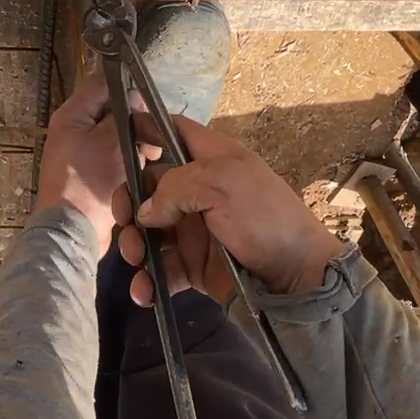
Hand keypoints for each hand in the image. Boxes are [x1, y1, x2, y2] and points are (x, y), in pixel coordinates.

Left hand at [34, 71, 157, 250]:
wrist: (74, 230)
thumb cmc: (90, 181)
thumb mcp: (111, 142)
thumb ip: (124, 116)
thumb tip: (134, 99)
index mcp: (72, 115)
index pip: (99, 84)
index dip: (125, 86)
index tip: (148, 98)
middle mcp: (74, 129)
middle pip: (111, 110)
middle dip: (135, 121)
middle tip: (154, 135)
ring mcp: (82, 151)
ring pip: (116, 134)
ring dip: (136, 142)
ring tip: (152, 155)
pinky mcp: (92, 171)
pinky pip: (115, 155)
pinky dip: (129, 159)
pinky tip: (144, 168)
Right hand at [116, 116, 343, 306]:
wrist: (298, 279)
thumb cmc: (265, 217)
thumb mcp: (223, 183)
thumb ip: (176, 186)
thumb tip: (145, 213)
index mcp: (210, 159)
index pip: (174, 131)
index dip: (147, 127)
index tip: (120, 132)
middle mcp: (199, 190)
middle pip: (148, 186)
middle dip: (129, 204)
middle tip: (126, 223)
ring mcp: (195, 230)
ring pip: (148, 231)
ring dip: (134, 244)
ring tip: (137, 260)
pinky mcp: (194, 266)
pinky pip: (161, 270)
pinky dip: (148, 281)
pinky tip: (145, 291)